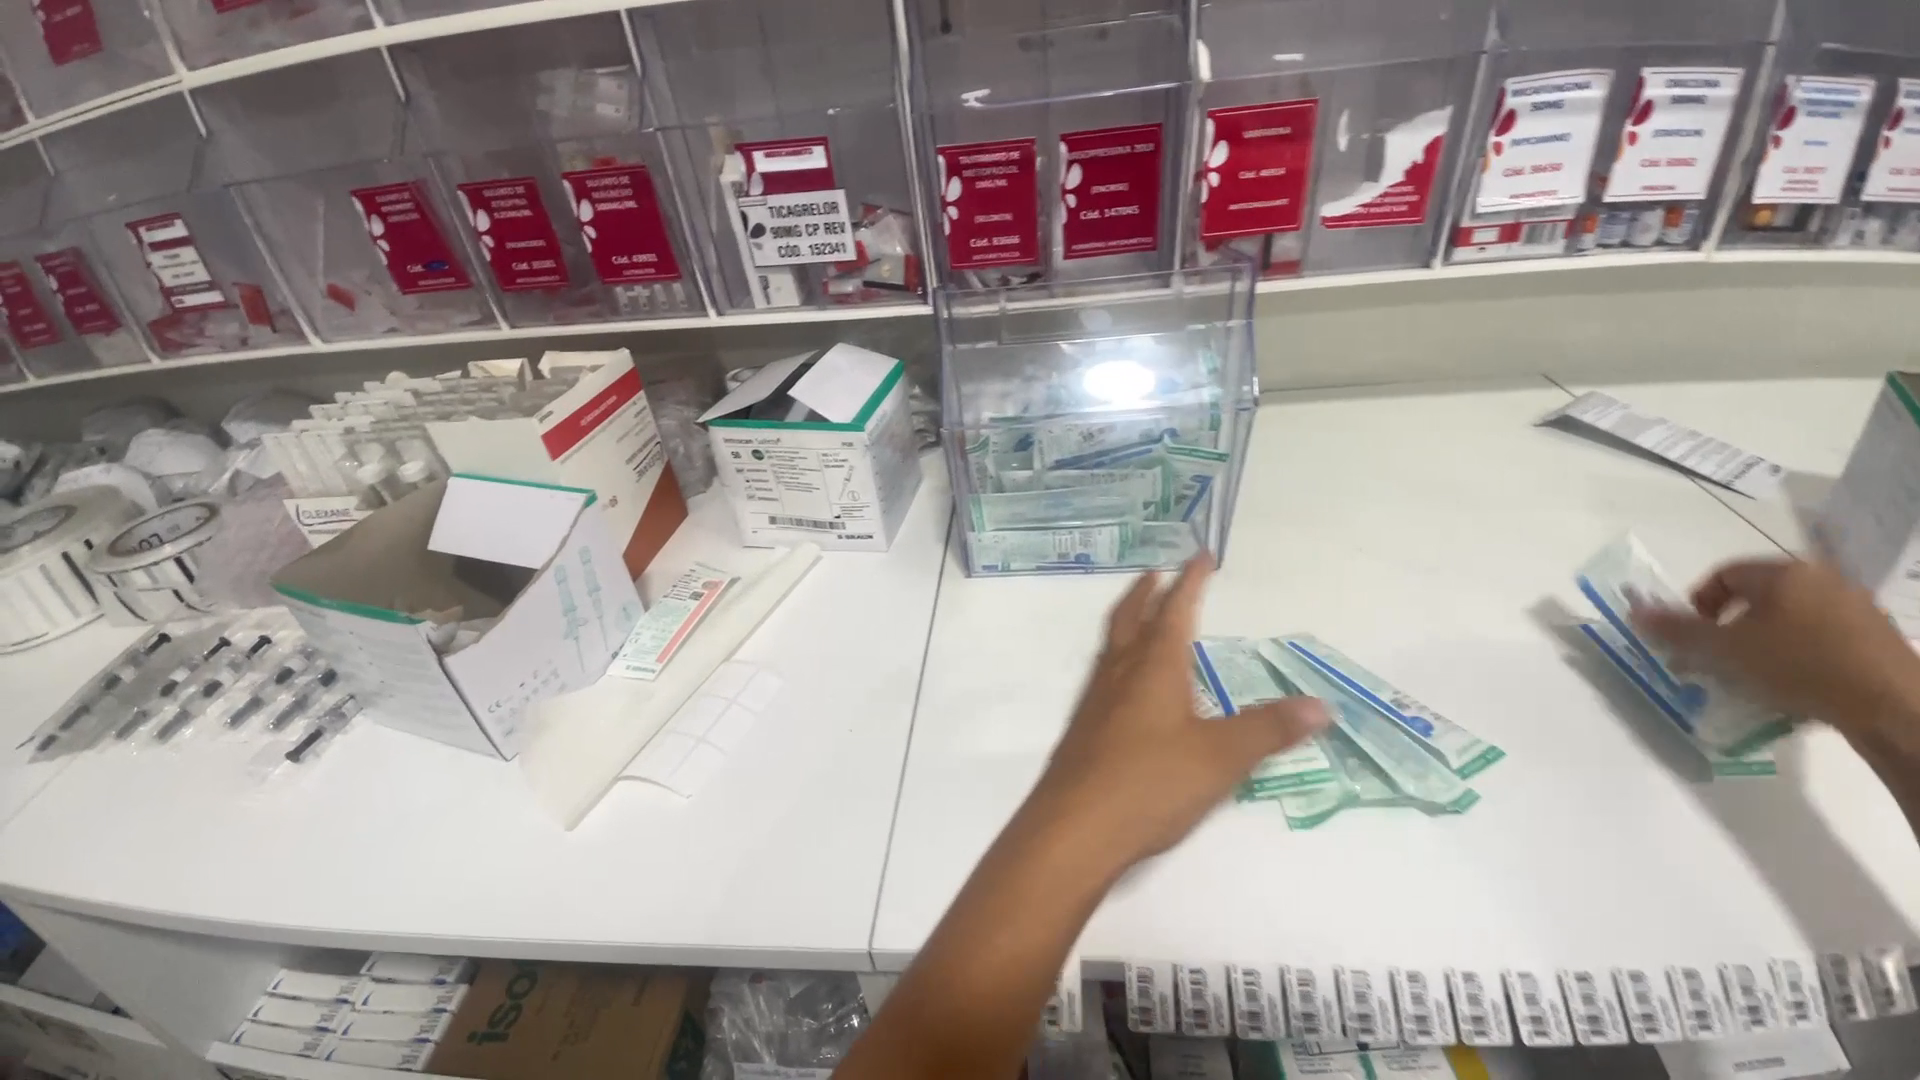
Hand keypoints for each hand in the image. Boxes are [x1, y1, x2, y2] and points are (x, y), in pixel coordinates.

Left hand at [1024, 556, 1330, 872]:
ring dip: (1127, 620)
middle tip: (1157, 573)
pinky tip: (1125, 686)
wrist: (1074, 828)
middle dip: (1146, 591)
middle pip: (1130, 617)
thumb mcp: (1221, 758)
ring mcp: (1095, 701)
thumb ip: (1269, 730)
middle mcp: (1120, 673)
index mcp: (1154, 667)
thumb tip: (1321, 706)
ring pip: (1111, 644)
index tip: (1200, 556)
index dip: (1191, 582)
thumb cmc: (1150, 783)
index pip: (1175, 611)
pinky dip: (1118, 658)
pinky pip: (1103, 676)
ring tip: (1139, 616)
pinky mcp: (1083, 730)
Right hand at [1631, 557, 1919, 742]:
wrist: (1894, 708)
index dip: (1697, 604)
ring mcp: (1856, 607)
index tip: (1695, 636)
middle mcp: (1822, 579)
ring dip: (1762, 641)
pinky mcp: (1877, 636)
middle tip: (1718, 658)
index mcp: (1784, 573)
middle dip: (1729, 627)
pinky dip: (1798, 653)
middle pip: (1757, 597)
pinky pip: (1820, 636)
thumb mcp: (1723, 650)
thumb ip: (1676, 629)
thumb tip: (1634, 611)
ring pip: (1788, 618)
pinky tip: (1794, 682)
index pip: (1722, 576)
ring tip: (1753, 674)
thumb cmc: (1798, 666)